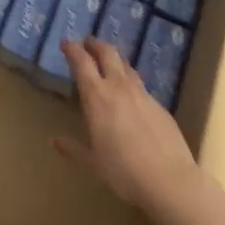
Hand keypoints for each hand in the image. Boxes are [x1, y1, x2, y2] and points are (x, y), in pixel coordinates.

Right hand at [55, 38, 201, 214]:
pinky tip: (131, 96)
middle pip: (108, 53)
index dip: (72, 49)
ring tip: (109, 64)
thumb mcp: (92, 163)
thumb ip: (72, 149)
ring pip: (127, 66)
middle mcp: (119, 87)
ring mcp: (143, 94)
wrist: (170, 181)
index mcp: (97, 97)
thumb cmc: (123, 171)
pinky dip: (131, 83)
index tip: (66, 43)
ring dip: (115, 60)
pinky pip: (141, 86)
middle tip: (88, 43)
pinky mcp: (160, 106)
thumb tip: (54, 141)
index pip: (82, 62)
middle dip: (96, 44)